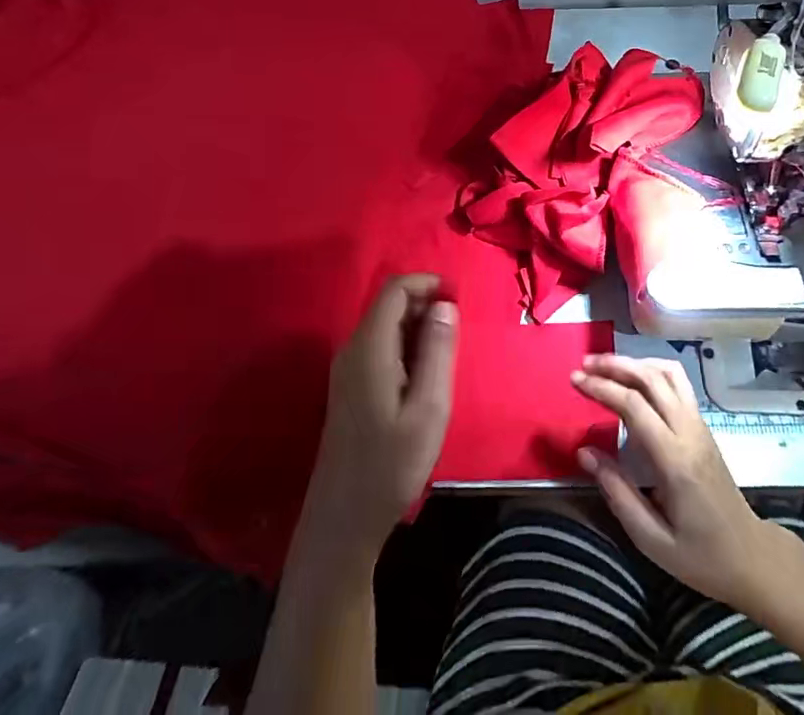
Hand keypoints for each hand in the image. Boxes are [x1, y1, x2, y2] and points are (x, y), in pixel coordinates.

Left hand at [305, 274, 457, 552]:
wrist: (343, 519)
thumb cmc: (392, 465)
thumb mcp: (429, 408)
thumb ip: (438, 351)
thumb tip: (445, 304)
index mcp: (369, 349)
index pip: (395, 290)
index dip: (429, 284)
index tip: (461, 299)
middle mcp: (352, 350)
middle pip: (389, 305)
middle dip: (427, 304)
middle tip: (460, 333)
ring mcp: (348, 370)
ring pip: (386, 326)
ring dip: (419, 327)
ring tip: (448, 355)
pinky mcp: (351, 387)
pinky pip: (381, 348)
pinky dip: (407, 347)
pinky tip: (425, 376)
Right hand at [572, 355, 795, 608]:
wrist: (750, 556)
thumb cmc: (699, 555)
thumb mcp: (650, 538)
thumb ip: (617, 491)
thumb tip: (584, 451)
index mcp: (676, 460)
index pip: (635, 406)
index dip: (602, 388)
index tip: (575, 380)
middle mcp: (690, 433)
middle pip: (653, 379)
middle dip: (615, 365)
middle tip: (584, 364)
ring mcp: (700, 426)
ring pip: (670, 374)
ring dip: (636, 363)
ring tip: (605, 365)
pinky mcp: (703, 428)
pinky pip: (679, 385)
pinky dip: (653, 371)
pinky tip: (634, 378)